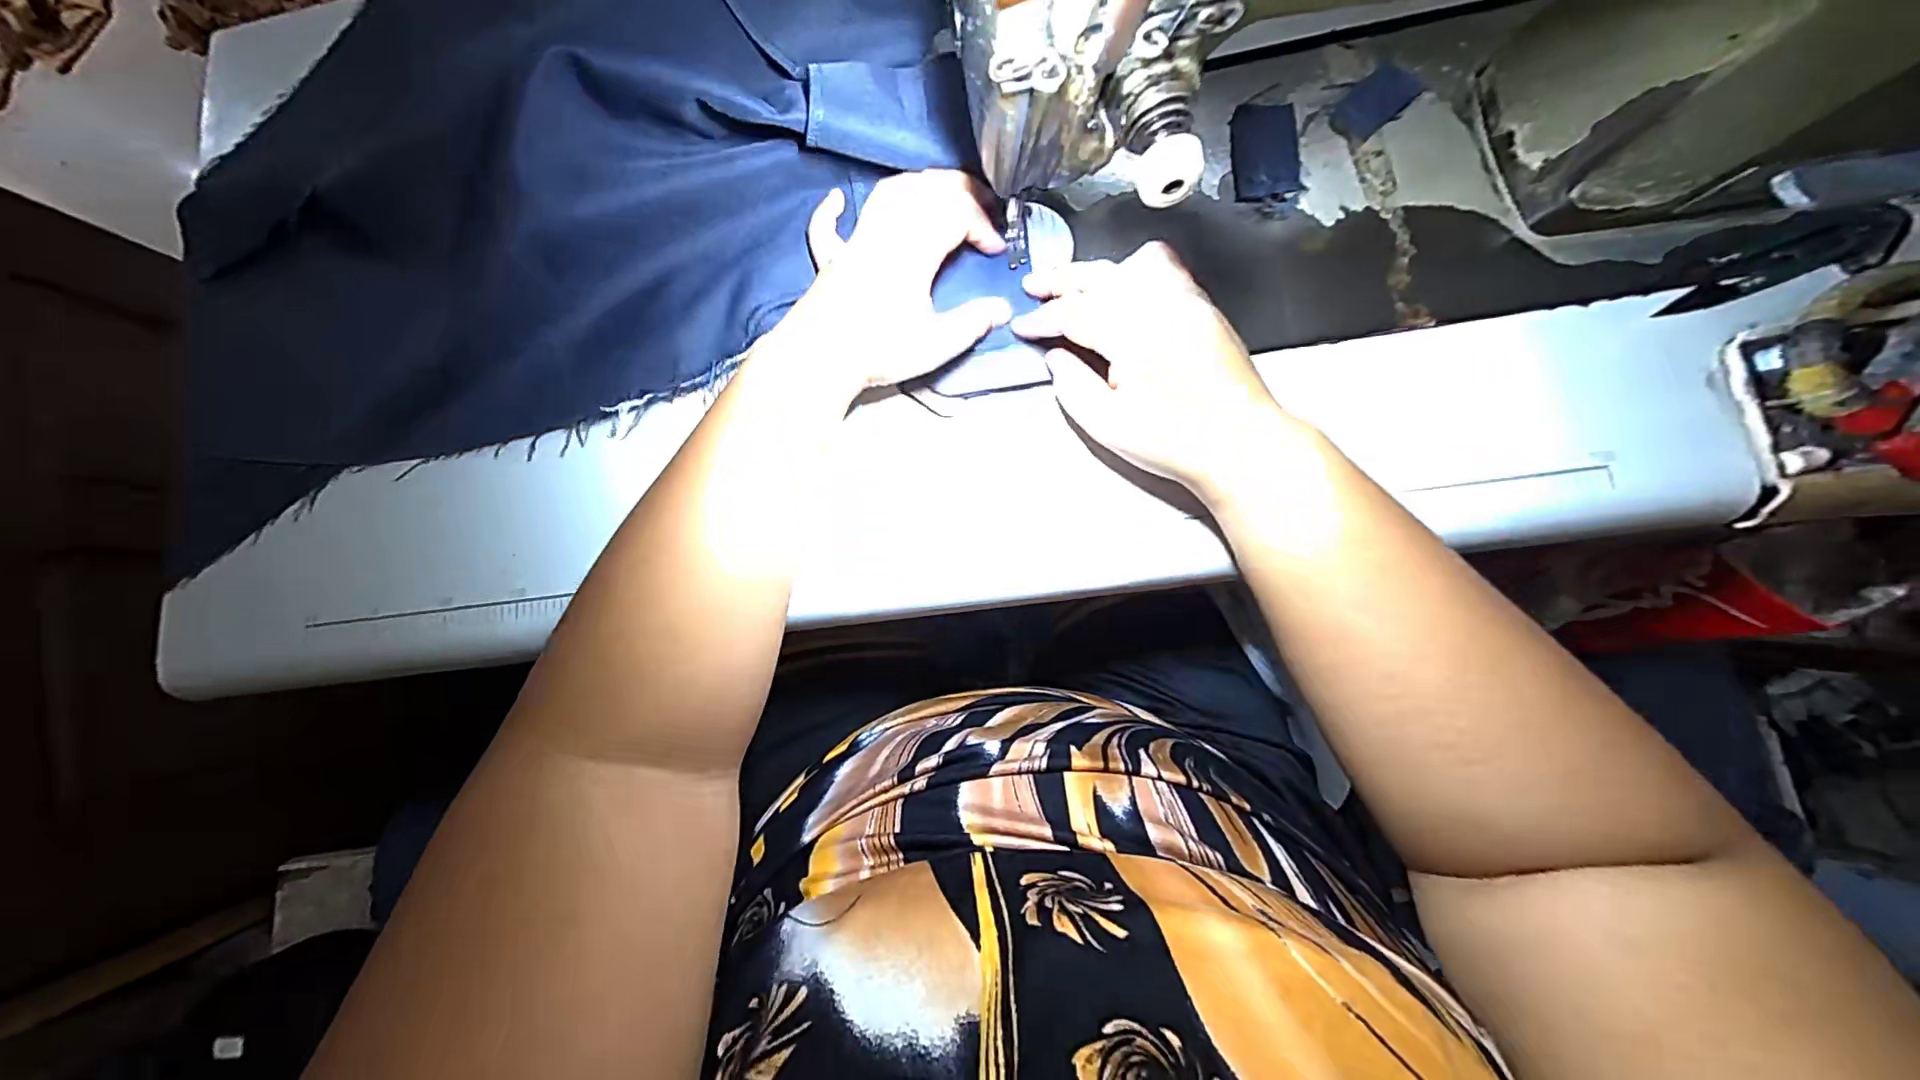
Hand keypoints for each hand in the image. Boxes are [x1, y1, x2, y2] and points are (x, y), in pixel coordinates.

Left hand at [750, 170, 1014, 397]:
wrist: (820, 358)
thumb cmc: (880, 350)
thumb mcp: (936, 343)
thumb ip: (972, 323)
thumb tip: (1002, 309)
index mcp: (914, 248)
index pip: (956, 213)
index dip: (982, 224)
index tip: (994, 250)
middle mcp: (886, 232)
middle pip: (926, 188)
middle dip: (960, 189)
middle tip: (982, 206)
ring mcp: (856, 241)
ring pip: (887, 193)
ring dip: (917, 186)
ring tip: (938, 196)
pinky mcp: (832, 260)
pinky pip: (829, 225)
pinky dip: (835, 209)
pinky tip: (838, 200)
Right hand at [1011, 242, 1310, 500]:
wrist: (1239, 444)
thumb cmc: (1181, 441)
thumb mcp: (1107, 425)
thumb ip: (1072, 386)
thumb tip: (1056, 359)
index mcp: (1133, 334)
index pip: (1075, 311)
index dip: (1043, 317)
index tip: (1026, 325)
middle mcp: (1163, 308)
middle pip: (1100, 277)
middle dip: (1062, 281)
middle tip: (1037, 288)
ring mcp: (1188, 304)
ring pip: (1132, 264)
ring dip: (1097, 270)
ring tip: (1074, 280)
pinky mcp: (1203, 310)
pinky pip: (1167, 270)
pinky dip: (1136, 270)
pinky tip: (1125, 282)